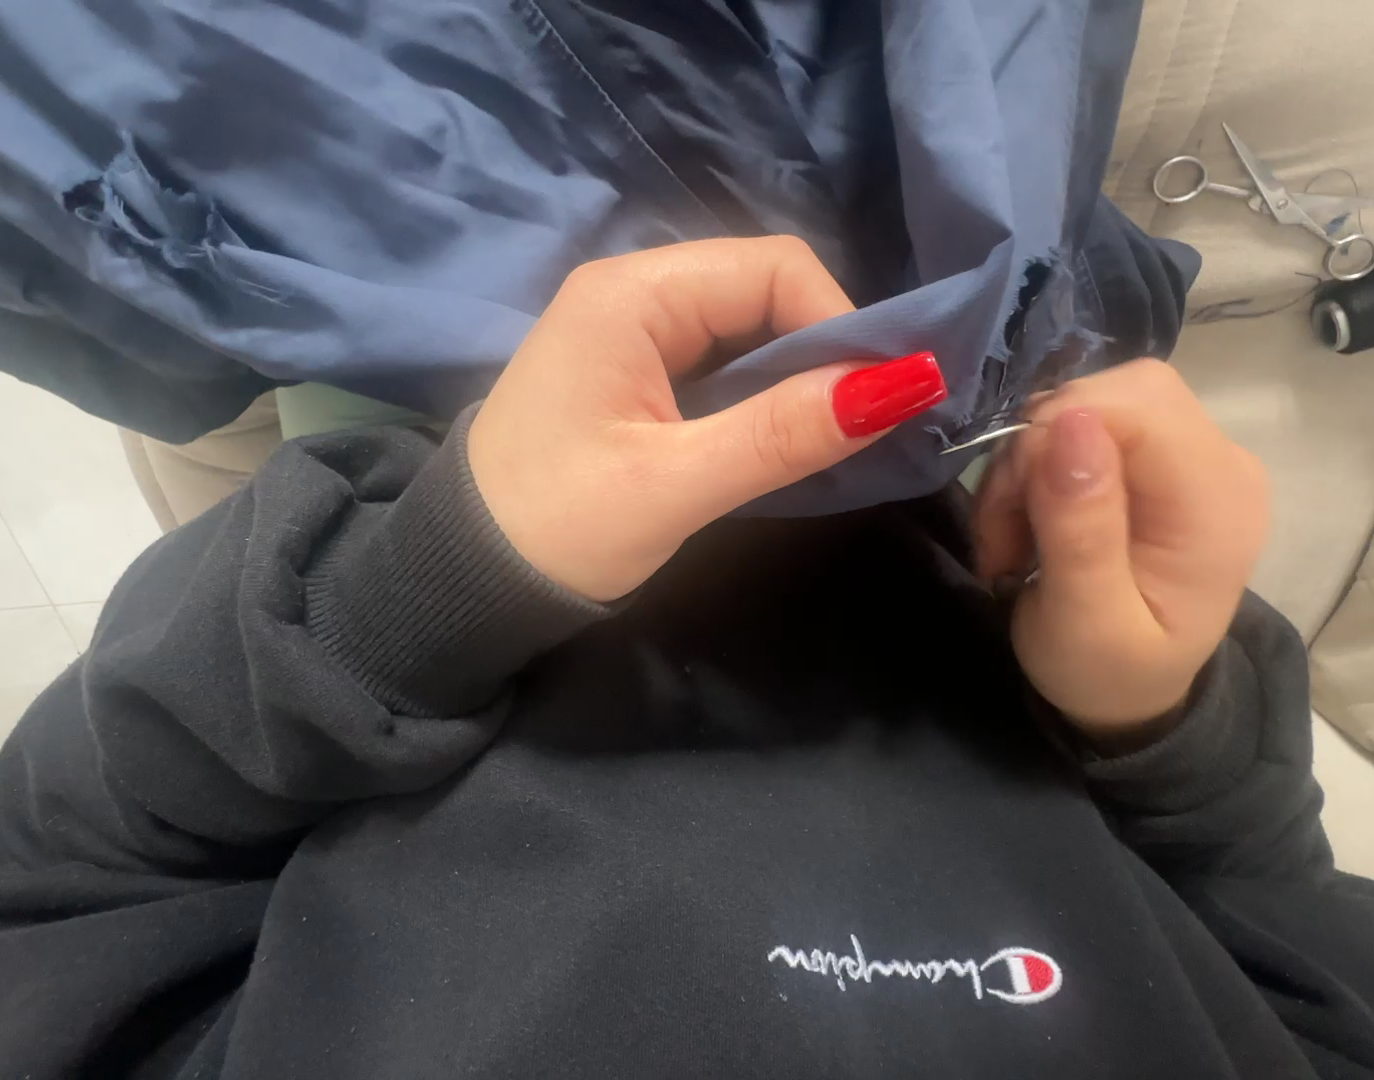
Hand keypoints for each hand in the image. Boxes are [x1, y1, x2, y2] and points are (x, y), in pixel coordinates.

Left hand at [468, 237, 946, 600]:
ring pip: (745, 334)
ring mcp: (630, 336)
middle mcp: (631, 294)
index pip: (771, 269)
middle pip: (761, 294)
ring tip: (830, 438)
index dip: (839, 323)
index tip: (878, 398)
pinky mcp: (633, 379)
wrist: (469, 577)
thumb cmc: (557, 527)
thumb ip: (782, 433)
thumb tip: (905, 384)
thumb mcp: (674, 483)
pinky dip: (759, 400)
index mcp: (630, 294)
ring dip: (795, 381)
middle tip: (863, 425)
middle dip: (822, 352)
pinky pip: (718, 369)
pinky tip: (780, 440)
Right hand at [972, 360, 1268, 744]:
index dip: (1053, 437)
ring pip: (1085, 403)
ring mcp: (1188, 457)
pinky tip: (1023, 518)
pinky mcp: (1154, 461)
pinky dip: (1032, 467)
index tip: (1011, 509)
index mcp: (1215, 503)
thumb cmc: (1107, 671)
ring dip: (1024, 464)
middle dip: (1033, 449)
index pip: (1136, 406)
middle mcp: (1217, 462)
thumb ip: (1081, 527)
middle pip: (1112, 393)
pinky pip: (1079, 425)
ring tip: (1007, 535)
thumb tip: (1067, 423)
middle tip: (1003, 523)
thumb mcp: (1083, 618)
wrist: (1128, 694)